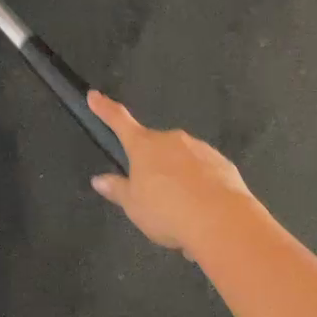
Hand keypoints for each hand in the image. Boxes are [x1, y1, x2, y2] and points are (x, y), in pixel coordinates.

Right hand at [88, 91, 251, 253]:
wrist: (223, 222)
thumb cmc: (168, 211)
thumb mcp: (134, 206)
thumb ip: (118, 190)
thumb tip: (99, 179)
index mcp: (143, 146)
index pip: (119, 121)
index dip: (104, 108)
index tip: (94, 94)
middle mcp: (170, 140)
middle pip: (155, 148)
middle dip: (154, 166)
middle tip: (157, 198)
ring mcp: (199, 148)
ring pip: (182, 161)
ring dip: (179, 178)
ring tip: (183, 213)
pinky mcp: (223, 163)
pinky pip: (205, 172)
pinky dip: (202, 187)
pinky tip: (204, 211)